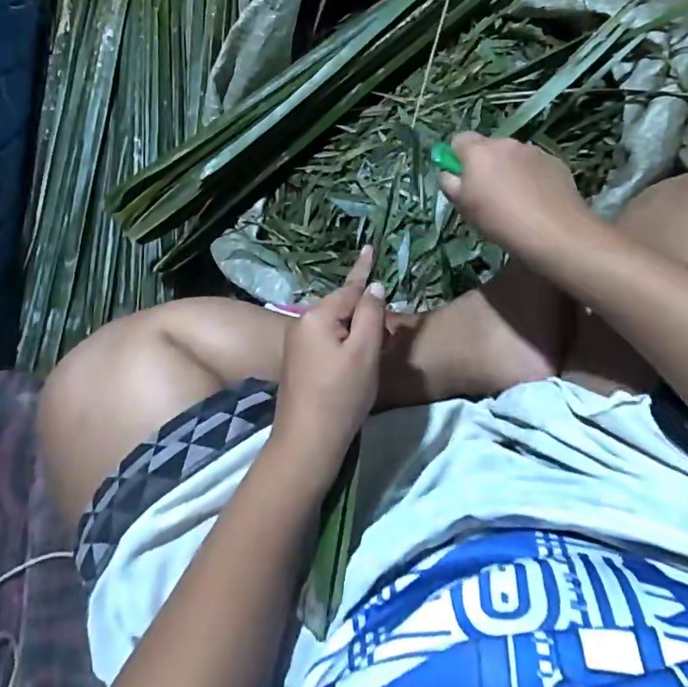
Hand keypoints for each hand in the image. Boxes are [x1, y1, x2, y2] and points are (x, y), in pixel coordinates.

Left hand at [271, 247, 386, 473]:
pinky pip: (327, 340)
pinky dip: (346, 344)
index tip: (371, 246)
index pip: (349, 289)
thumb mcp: (364, 352)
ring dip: (357, 330)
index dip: (365, 271)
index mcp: (317, 316)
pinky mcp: (298, 363)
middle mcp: (301, 323)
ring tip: (378, 347)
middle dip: (366, 312)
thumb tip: (373, 287)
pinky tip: (357, 360)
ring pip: (336, 325)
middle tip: (390, 330)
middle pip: (342, 307)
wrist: (307, 440)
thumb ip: (371, 315)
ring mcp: (297, 344)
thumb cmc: (341, 394)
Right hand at [437, 132, 593, 257]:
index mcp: (478, 152)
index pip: (459, 139)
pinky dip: (531, 177)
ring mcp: (533, 151)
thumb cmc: (498, 219)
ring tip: (515, 201)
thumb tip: (449, 174)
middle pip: (488, 147)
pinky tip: (536, 201)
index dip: (457, 157)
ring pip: (513, 156)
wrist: (553, 231)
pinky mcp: (555, 162)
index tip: (461, 179)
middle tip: (487, 194)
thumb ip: (450, 184)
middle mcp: (506, 144)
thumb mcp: (462, 206)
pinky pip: (535, 166)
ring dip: (509, 170)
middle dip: (485, 164)